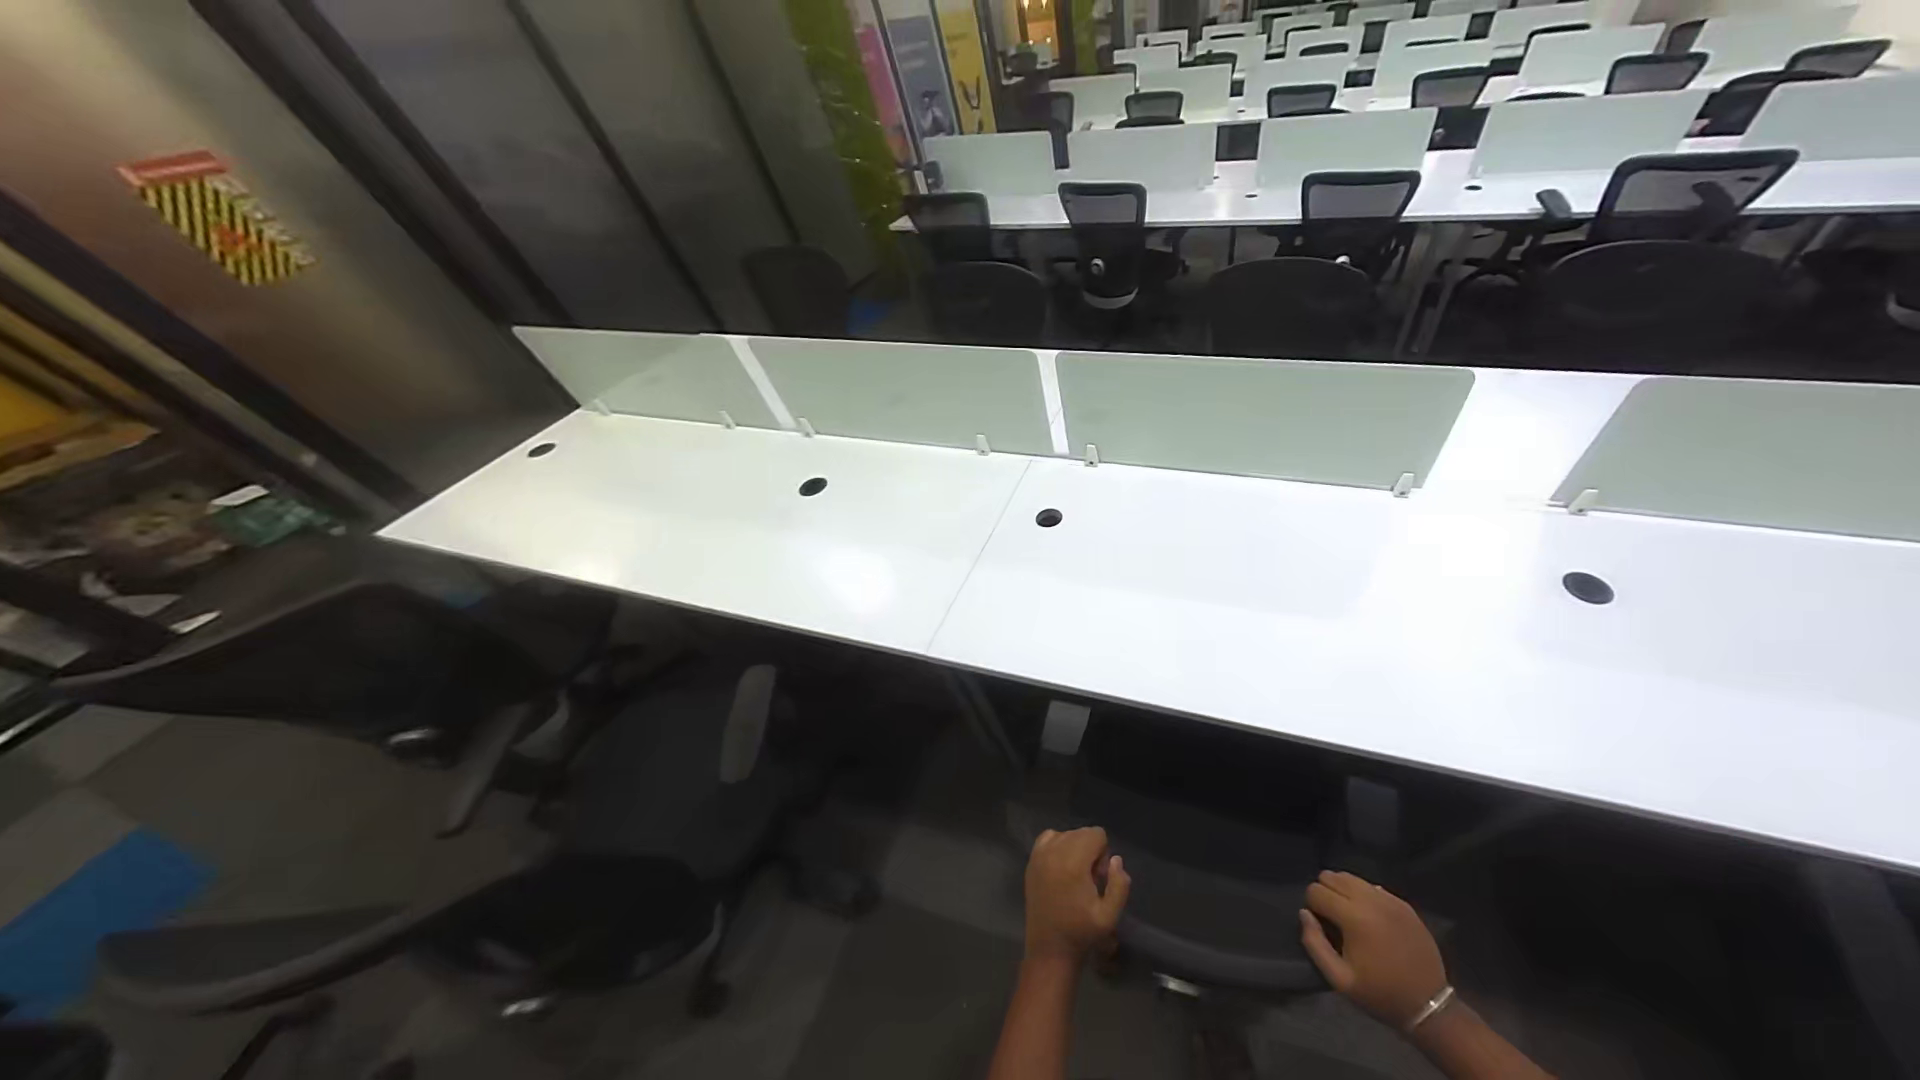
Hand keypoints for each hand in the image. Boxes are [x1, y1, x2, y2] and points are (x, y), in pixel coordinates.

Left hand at [1023, 827, 1131, 962]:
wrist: (1049, 948)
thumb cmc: (1081, 932)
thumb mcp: (1110, 916)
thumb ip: (1119, 884)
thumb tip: (1115, 859)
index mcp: (1073, 862)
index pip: (1096, 833)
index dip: (1103, 854)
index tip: (1099, 877)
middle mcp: (1053, 851)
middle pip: (1081, 832)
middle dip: (1091, 851)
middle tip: (1089, 880)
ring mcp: (1039, 854)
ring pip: (1066, 834)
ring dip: (1075, 848)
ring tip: (1075, 876)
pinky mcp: (1031, 861)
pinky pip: (1049, 838)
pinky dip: (1058, 846)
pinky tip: (1061, 868)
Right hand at [1299, 870, 1446, 1027]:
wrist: (1429, 1007)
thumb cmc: (1380, 993)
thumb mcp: (1339, 978)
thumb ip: (1314, 942)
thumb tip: (1305, 913)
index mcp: (1354, 918)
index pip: (1315, 890)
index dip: (1312, 906)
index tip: (1321, 926)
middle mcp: (1371, 901)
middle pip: (1332, 876)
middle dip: (1325, 892)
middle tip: (1333, 918)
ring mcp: (1391, 901)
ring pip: (1352, 877)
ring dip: (1343, 890)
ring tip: (1348, 914)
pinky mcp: (1404, 905)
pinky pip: (1373, 887)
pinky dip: (1364, 895)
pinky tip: (1369, 917)